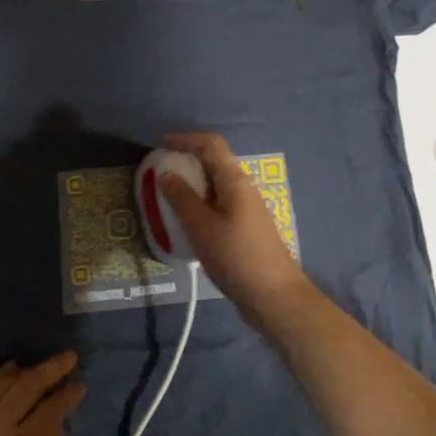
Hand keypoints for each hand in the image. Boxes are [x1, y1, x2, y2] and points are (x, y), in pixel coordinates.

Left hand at [0, 351, 84, 435]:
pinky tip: (6, 370)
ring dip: (26, 370)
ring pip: (2, 383)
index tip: (81, 384)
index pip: (50, 412)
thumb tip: (58, 433)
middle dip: (52, 369)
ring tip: (43, 364)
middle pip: (27, 387)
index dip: (68, 396)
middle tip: (70, 356)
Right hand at [159, 132, 313, 321]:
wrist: (274, 296)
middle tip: (161, 173)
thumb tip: (167, 174)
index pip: (211, 144)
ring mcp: (247, 209)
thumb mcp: (201, 227)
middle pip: (214, 163)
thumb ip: (182, 198)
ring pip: (216, 186)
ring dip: (193, 186)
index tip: (161, 144)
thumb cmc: (236, 256)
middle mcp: (244, 188)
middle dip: (187, 162)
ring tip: (168, 199)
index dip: (186, 139)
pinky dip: (201, 205)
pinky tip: (187, 225)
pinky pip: (219, 205)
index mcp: (234, 180)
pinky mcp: (246, 229)